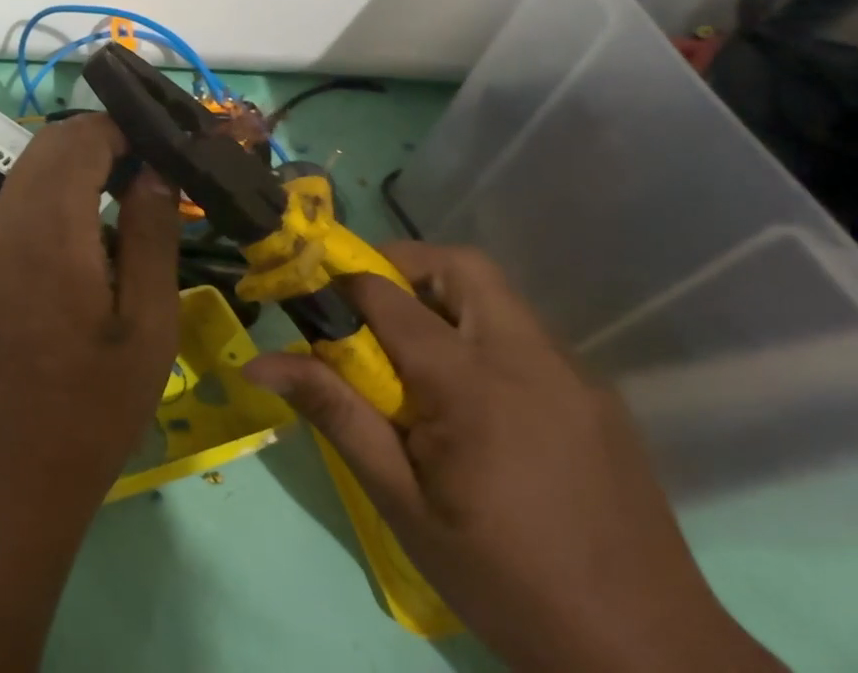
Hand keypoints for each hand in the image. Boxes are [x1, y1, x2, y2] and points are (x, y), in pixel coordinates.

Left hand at [0, 113, 181, 672]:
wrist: (6, 476)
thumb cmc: (91, 409)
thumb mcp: (146, 325)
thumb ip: (148, 235)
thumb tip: (155, 172)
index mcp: (44, 230)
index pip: (78, 137)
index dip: (125, 127)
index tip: (171, 144)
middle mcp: (1, 225)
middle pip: (47, 148)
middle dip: (102, 142)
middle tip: (157, 171)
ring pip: (27, 177)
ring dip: (76, 172)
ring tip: (133, 201)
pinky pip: (15, 212)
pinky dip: (53, 202)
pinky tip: (90, 240)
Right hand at [244, 243, 781, 672]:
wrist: (642, 649)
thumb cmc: (500, 577)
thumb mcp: (399, 500)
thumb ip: (336, 414)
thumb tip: (258, 362)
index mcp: (474, 385)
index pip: (390, 297)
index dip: (338, 286)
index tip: (302, 301)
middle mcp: (533, 361)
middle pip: (462, 267)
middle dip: (399, 267)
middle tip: (357, 310)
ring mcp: (576, 378)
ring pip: (498, 300)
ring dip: (440, 304)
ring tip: (403, 364)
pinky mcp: (599, 403)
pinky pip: (526, 341)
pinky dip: (478, 339)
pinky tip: (463, 406)